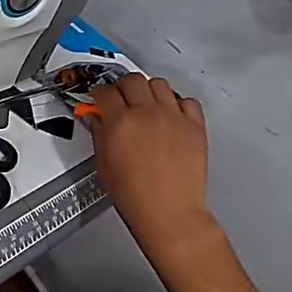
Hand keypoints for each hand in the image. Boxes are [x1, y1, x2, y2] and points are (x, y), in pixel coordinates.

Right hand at [83, 73, 213, 253]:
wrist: (168, 211)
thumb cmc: (136, 194)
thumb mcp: (104, 163)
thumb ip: (99, 134)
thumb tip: (97, 121)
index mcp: (121, 121)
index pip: (105, 92)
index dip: (99, 93)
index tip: (100, 97)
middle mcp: (148, 113)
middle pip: (133, 80)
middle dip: (123, 87)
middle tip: (121, 96)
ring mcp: (173, 117)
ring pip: (160, 84)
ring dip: (149, 90)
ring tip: (146, 101)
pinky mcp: (194, 126)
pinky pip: (187, 101)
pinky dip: (178, 103)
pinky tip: (171, 112)